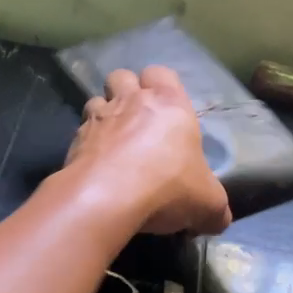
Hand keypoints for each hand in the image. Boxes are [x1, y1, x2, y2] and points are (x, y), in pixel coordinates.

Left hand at [65, 66, 230, 236]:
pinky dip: (87, 144)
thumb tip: (217, 220)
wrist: (106, 197)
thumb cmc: (167, 186)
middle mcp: (130, 101)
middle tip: (136, 120)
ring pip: (95, 99)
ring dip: (103, 114)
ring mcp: (98, 118)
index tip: (167, 109)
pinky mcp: (74, 139)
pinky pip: (80, 132)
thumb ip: (215, 208)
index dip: (162, 85)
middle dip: (126, 91)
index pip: (161, 72)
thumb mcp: (208, 203)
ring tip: (112, 141)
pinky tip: (95, 166)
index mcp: (168, 103)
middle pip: (122, 76)